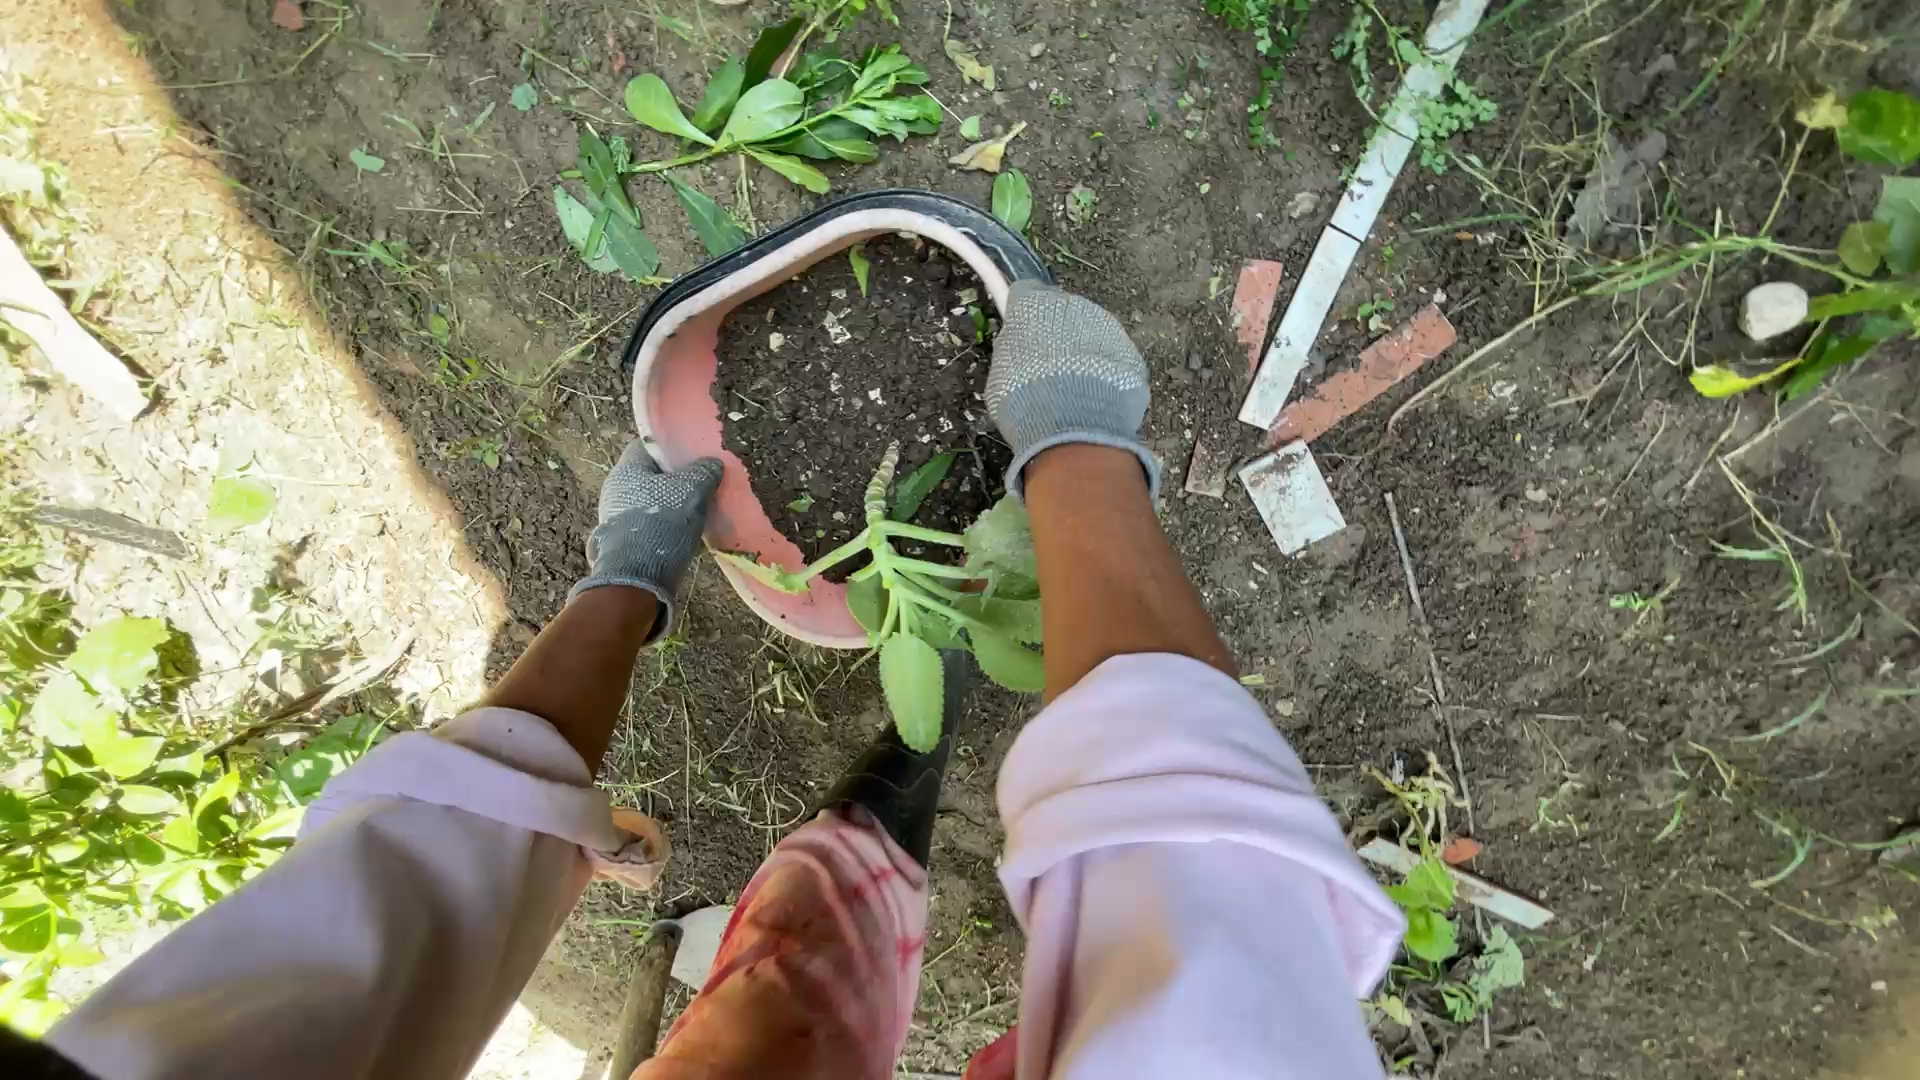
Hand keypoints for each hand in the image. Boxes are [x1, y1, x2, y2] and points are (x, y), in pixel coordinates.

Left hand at [570, 442, 721, 640]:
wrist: (639, 573)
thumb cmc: (663, 520)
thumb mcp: (692, 489)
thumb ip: (703, 471)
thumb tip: (711, 463)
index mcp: (626, 469)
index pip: (647, 446)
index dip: (670, 448)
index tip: (692, 456)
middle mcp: (616, 489)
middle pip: (649, 475)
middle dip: (674, 479)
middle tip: (700, 483)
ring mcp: (617, 516)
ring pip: (651, 501)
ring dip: (672, 504)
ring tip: (698, 510)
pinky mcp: (624, 540)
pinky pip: (649, 524)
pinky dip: (666, 525)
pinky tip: (685, 532)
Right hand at [984, 281, 1157, 498]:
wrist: (1074, 427)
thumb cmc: (1025, 401)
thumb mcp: (999, 377)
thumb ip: (1010, 351)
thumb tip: (1016, 347)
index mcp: (1033, 303)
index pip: (1025, 294)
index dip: (1023, 316)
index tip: (1021, 334)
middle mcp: (1073, 304)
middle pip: (1062, 313)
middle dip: (1056, 336)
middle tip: (1047, 371)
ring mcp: (1108, 326)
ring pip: (1091, 334)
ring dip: (1083, 354)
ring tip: (1073, 391)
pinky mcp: (1131, 352)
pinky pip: (1113, 358)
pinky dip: (1105, 373)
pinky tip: (1095, 399)